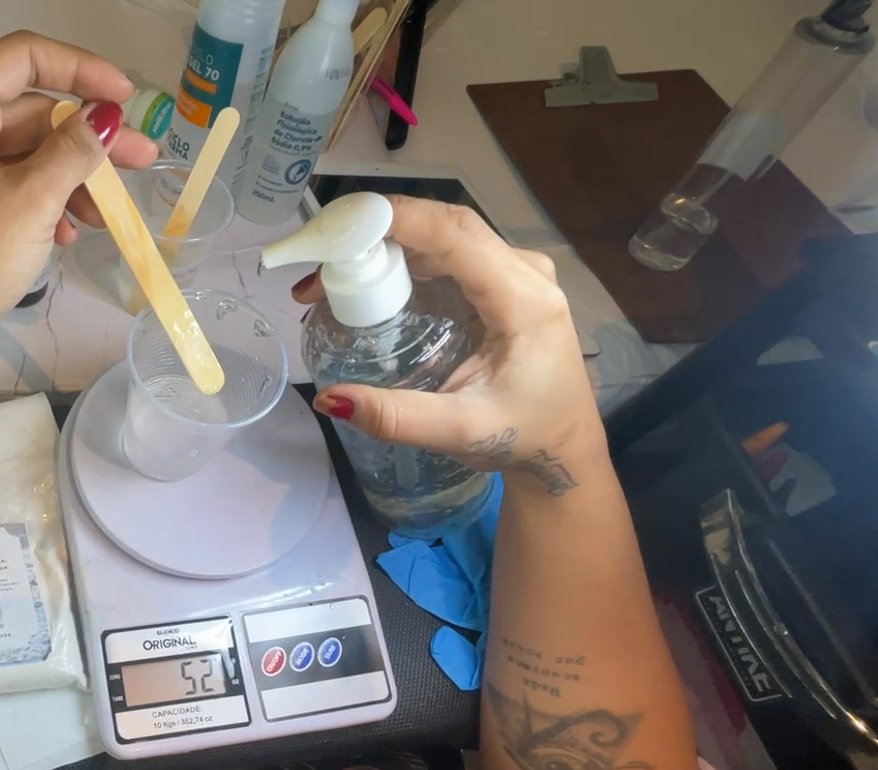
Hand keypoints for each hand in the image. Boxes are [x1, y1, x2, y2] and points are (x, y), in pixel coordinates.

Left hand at [0, 32, 160, 350]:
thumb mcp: (30, 200)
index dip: (83, 69)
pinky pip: (13, 188)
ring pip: (27, 156)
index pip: (26, 57)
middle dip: (88, 141)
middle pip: (32, 113)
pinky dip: (45, 206)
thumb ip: (74, 151)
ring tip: (107, 216)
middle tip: (143, 162)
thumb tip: (107, 118)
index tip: (127, 97)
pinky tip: (70, 236)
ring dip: (72, 181)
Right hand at [301, 198, 603, 497]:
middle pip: (441, 228)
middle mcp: (520, 271)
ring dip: (380, 249)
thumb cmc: (522, 434)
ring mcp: (507, 272)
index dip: (397, 219)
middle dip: (374, 236)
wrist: (561, 442)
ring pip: (437, 239)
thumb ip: (394, 417)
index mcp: (523, 298)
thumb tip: (328, 399)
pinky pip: (439, 257)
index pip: (456, 234)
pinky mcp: (492, 283)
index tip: (337, 230)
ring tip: (325, 282)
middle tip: (316, 269)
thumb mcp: (459, 432)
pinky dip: (395, 263)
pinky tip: (360, 286)